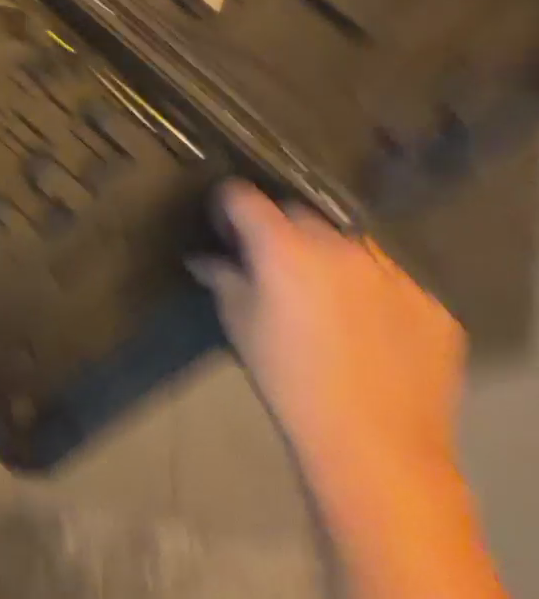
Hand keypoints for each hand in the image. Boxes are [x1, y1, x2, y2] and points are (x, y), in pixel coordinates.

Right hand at [191, 181, 465, 473]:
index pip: (247, 199)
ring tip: (318, 290)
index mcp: (285, 249)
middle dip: (280, 228)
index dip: (229, 202)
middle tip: (267, 259)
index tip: (221, 219)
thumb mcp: (238, 323)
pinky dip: (369, 290)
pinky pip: (390, 282)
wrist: (372, 439)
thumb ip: (223, 279)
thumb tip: (208, 261)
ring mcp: (394, 276)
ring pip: (351, 245)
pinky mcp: (431, 306)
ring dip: (327, 255)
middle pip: (302, 215)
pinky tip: (361, 325)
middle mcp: (341, 250)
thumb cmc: (286, 376)